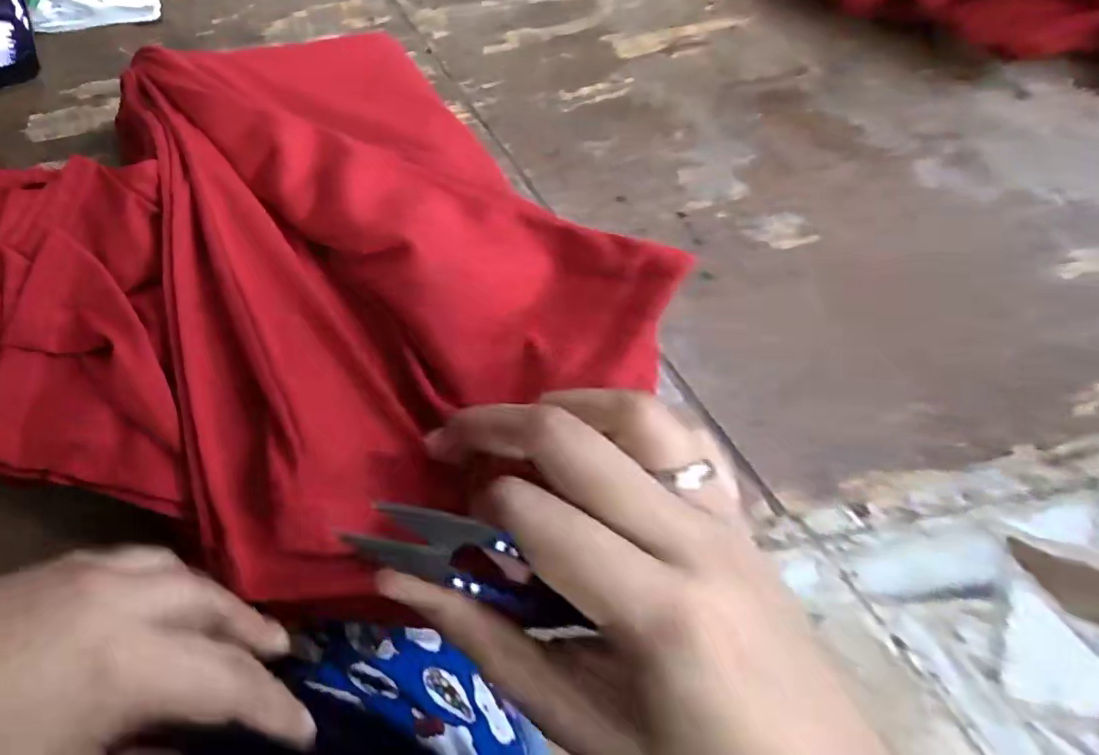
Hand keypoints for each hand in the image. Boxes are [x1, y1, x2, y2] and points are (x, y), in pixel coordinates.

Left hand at [0, 547, 315, 754]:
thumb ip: (155, 750)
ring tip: (232, 621)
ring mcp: (74, 571)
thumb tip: (201, 741)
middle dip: (248, 630)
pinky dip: (162, 575)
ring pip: (165, 566)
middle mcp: (108, 596)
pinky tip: (163, 598)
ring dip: (206, 593)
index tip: (306, 729)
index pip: (225, 680)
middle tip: (283, 657)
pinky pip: (125, 558)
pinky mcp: (47, 566)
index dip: (274, 707)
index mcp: (123, 659)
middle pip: (202, 601)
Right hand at [380, 390, 885, 754]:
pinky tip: (592, 449)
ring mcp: (728, 525)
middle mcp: (696, 547)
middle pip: (569, 438)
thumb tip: (386, 575)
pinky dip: (623, 422)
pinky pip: (684, 437)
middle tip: (447, 443)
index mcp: (657, 611)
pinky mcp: (742, 520)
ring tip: (521, 434)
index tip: (458, 533)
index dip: (474, 506)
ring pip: (635, 413)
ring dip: (560, 407)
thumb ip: (478, 637)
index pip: (529, 509)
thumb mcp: (575, 722)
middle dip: (488, 427)